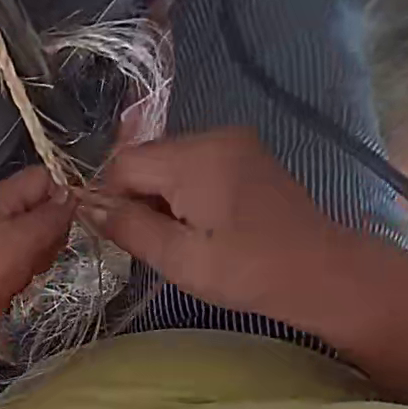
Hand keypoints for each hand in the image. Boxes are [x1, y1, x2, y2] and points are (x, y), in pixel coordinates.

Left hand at [0, 166, 74, 358]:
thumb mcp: (26, 236)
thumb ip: (53, 213)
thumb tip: (72, 194)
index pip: (40, 177)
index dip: (62, 194)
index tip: (74, 219)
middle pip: (40, 207)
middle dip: (53, 228)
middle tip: (46, 249)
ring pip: (35, 236)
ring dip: (42, 252)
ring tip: (32, 268)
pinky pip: (24, 258)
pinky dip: (29, 268)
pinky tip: (23, 281)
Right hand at [82, 127, 384, 324]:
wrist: (321, 273)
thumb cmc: (246, 271)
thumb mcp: (177, 257)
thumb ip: (128, 227)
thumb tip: (86, 206)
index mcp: (194, 157)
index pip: (123, 163)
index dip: (109, 199)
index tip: (119, 236)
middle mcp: (212, 135)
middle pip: (145, 159)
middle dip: (135, 198)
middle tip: (151, 242)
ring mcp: (232, 142)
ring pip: (166, 163)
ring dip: (157, 198)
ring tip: (177, 237)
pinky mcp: (244, 155)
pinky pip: (192, 166)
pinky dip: (181, 193)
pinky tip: (195, 224)